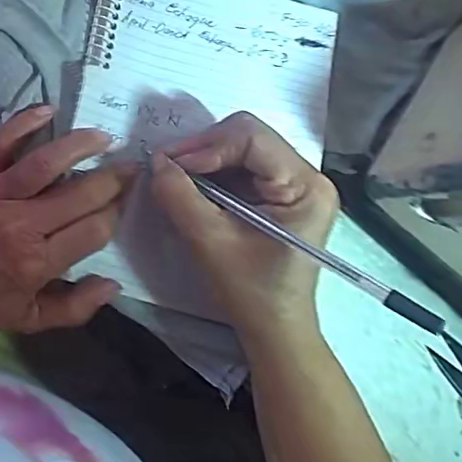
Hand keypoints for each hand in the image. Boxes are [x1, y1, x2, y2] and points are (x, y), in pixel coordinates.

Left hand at [0, 105, 126, 331]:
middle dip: (111, 178)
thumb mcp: (28, 319)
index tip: (125, 203)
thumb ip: (75, 308)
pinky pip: (1, 143)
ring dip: (79, 146)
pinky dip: (23, 123)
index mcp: (37, 262)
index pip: (93, 231)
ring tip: (104, 137)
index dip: (114, 214)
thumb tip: (114, 284)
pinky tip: (48, 109)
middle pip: (78, 194)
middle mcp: (21, 224)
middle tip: (131, 166)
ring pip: (45, 164)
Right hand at [148, 112, 338, 347]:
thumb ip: (180, 196)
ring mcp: (291, 180)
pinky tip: (193, 185)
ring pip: (238, 144)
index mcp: (304, 186)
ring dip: (203, 157)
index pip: (251, 137)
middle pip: (245, 134)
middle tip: (169, 168)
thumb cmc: (250, 290)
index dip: (207, 145)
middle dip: (202, 148)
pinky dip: (210, 168)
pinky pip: (237, 161)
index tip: (171, 165)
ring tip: (177, 177)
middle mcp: (305, 175)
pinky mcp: (275, 189)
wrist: (272, 326)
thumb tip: (156, 161)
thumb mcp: (209, 241)